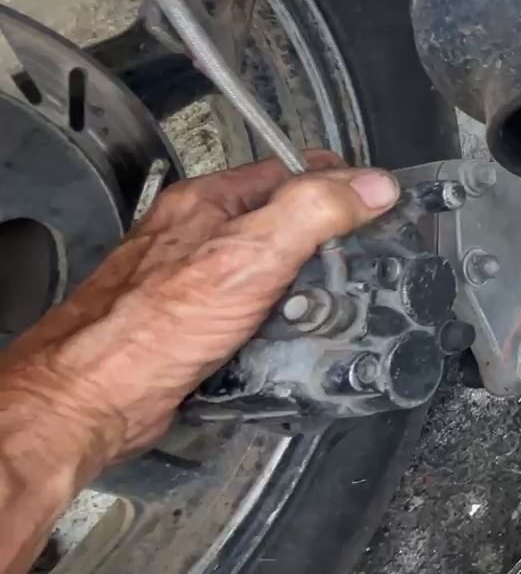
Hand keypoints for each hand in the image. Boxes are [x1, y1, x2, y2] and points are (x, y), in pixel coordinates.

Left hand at [0, 150, 398, 469]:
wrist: (88, 403)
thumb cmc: (143, 331)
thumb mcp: (250, 255)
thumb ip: (316, 211)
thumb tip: (376, 186)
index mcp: (211, 202)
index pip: (300, 170)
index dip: (345, 186)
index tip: (378, 210)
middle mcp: (204, 232)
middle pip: (296, 218)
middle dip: (334, 241)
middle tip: (355, 261)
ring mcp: (204, 273)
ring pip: (285, 262)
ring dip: (315, 281)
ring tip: (329, 297)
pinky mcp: (208, 313)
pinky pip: (270, 300)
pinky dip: (292, 312)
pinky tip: (298, 326)